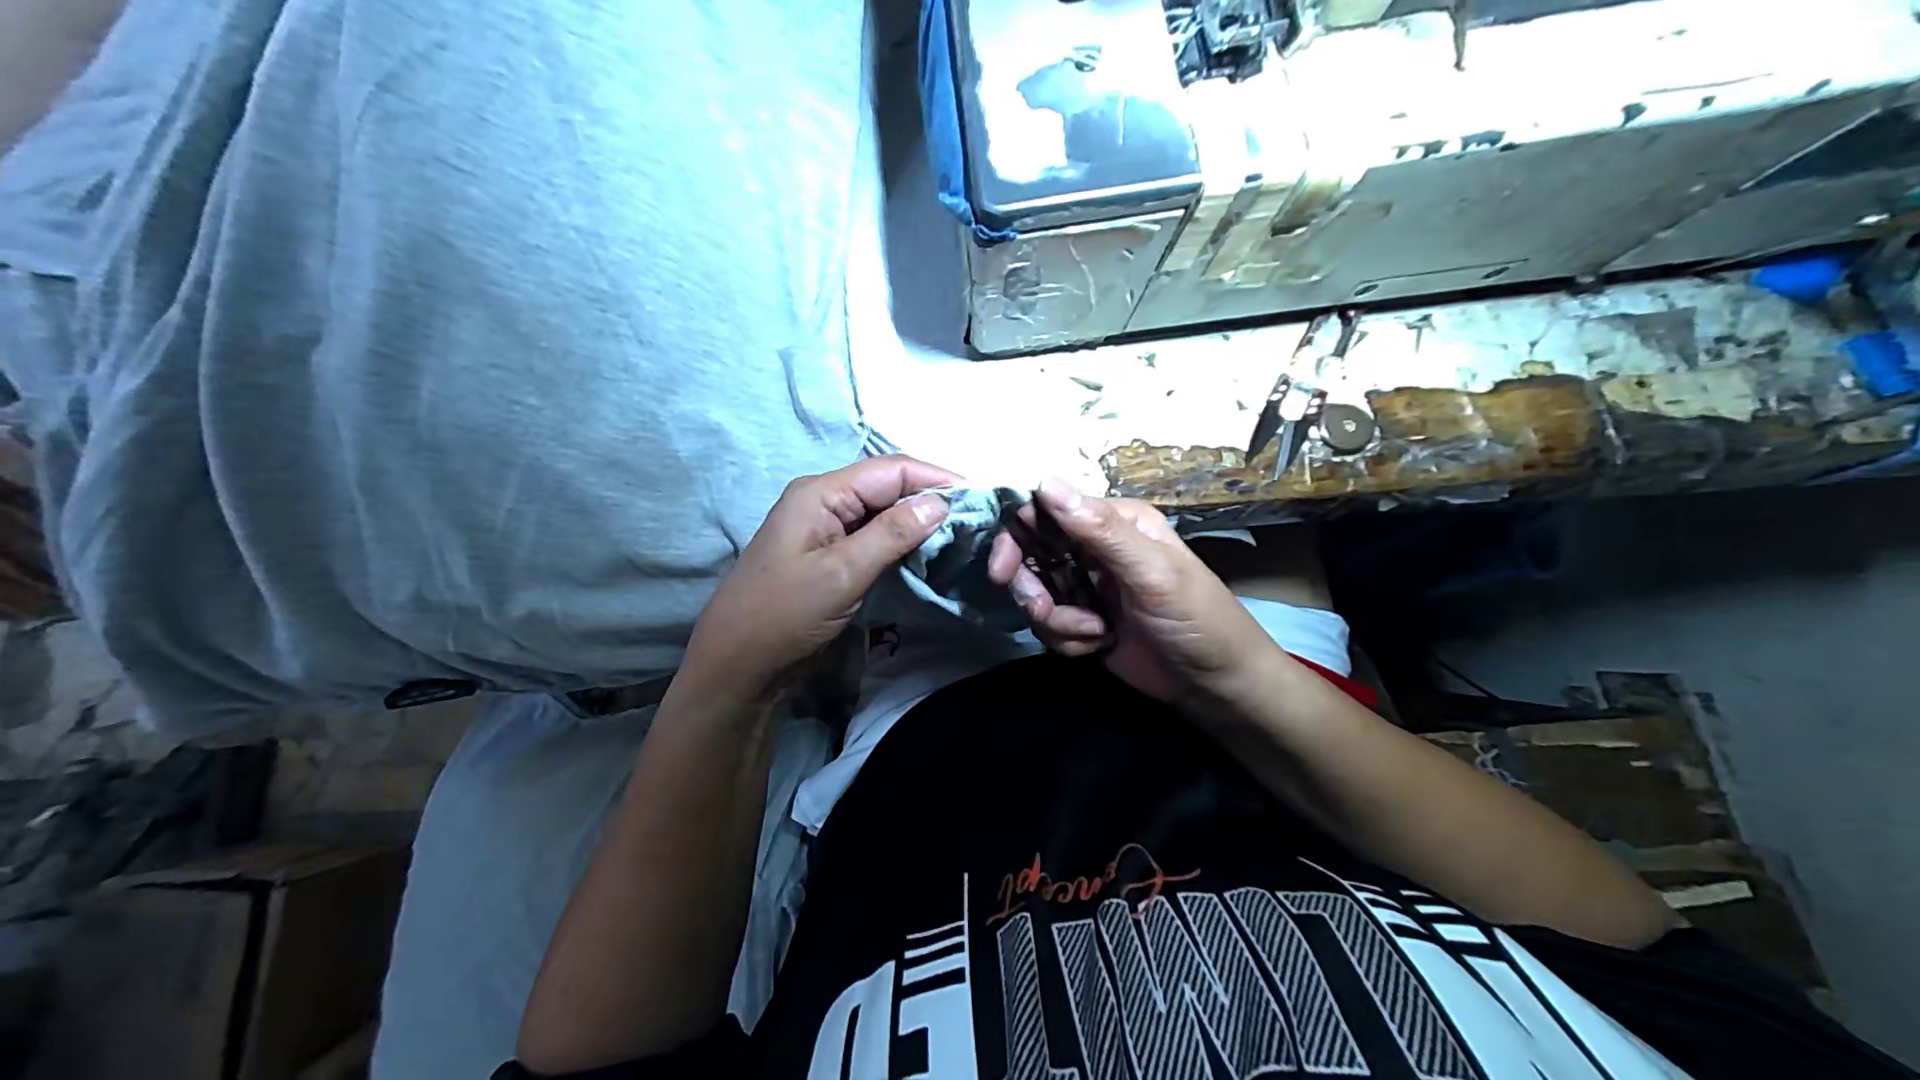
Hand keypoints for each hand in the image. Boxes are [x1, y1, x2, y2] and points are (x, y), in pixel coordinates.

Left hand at [683, 456, 959, 696]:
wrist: (738, 666)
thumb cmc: (784, 615)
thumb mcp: (842, 573)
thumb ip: (892, 533)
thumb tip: (941, 502)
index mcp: (820, 493)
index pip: (891, 470)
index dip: (936, 478)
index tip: (979, 497)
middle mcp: (824, 502)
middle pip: (888, 487)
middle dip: (931, 499)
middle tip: (976, 520)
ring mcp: (826, 530)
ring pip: (883, 513)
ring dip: (919, 521)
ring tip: (961, 535)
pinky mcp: (831, 556)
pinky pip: (874, 538)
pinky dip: (902, 542)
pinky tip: (928, 553)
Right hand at [988, 478, 1272, 706]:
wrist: (1213, 684)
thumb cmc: (1195, 618)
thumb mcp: (1151, 571)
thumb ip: (1099, 529)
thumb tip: (1045, 482)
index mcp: (1113, 523)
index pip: (1048, 512)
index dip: (1018, 536)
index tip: (1003, 570)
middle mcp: (1094, 548)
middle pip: (1031, 554)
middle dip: (1030, 586)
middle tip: (1039, 609)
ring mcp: (1086, 586)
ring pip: (1036, 593)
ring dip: (1055, 619)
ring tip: (1092, 633)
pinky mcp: (1082, 621)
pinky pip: (1049, 624)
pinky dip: (1066, 639)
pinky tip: (1098, 646)